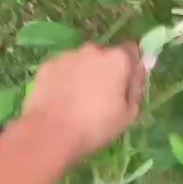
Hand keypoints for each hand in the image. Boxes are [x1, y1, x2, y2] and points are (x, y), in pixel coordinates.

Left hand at [20, 43, 146, 160]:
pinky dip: (63, 79)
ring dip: (83, 74)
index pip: (131, 51)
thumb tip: (134, 74)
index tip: (124, 86)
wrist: (50, 133)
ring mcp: (67, 56)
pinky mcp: (47, 65)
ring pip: (81, 62)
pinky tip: (60, 100)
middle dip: (105, 71)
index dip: (130, 68)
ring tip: (76, 101)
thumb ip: (135, 88)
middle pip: (104, 57)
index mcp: (117, 60)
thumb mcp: (128, 115)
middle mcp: (93, 50)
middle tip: (100, 97)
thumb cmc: (95, 126)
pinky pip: (62, 69)